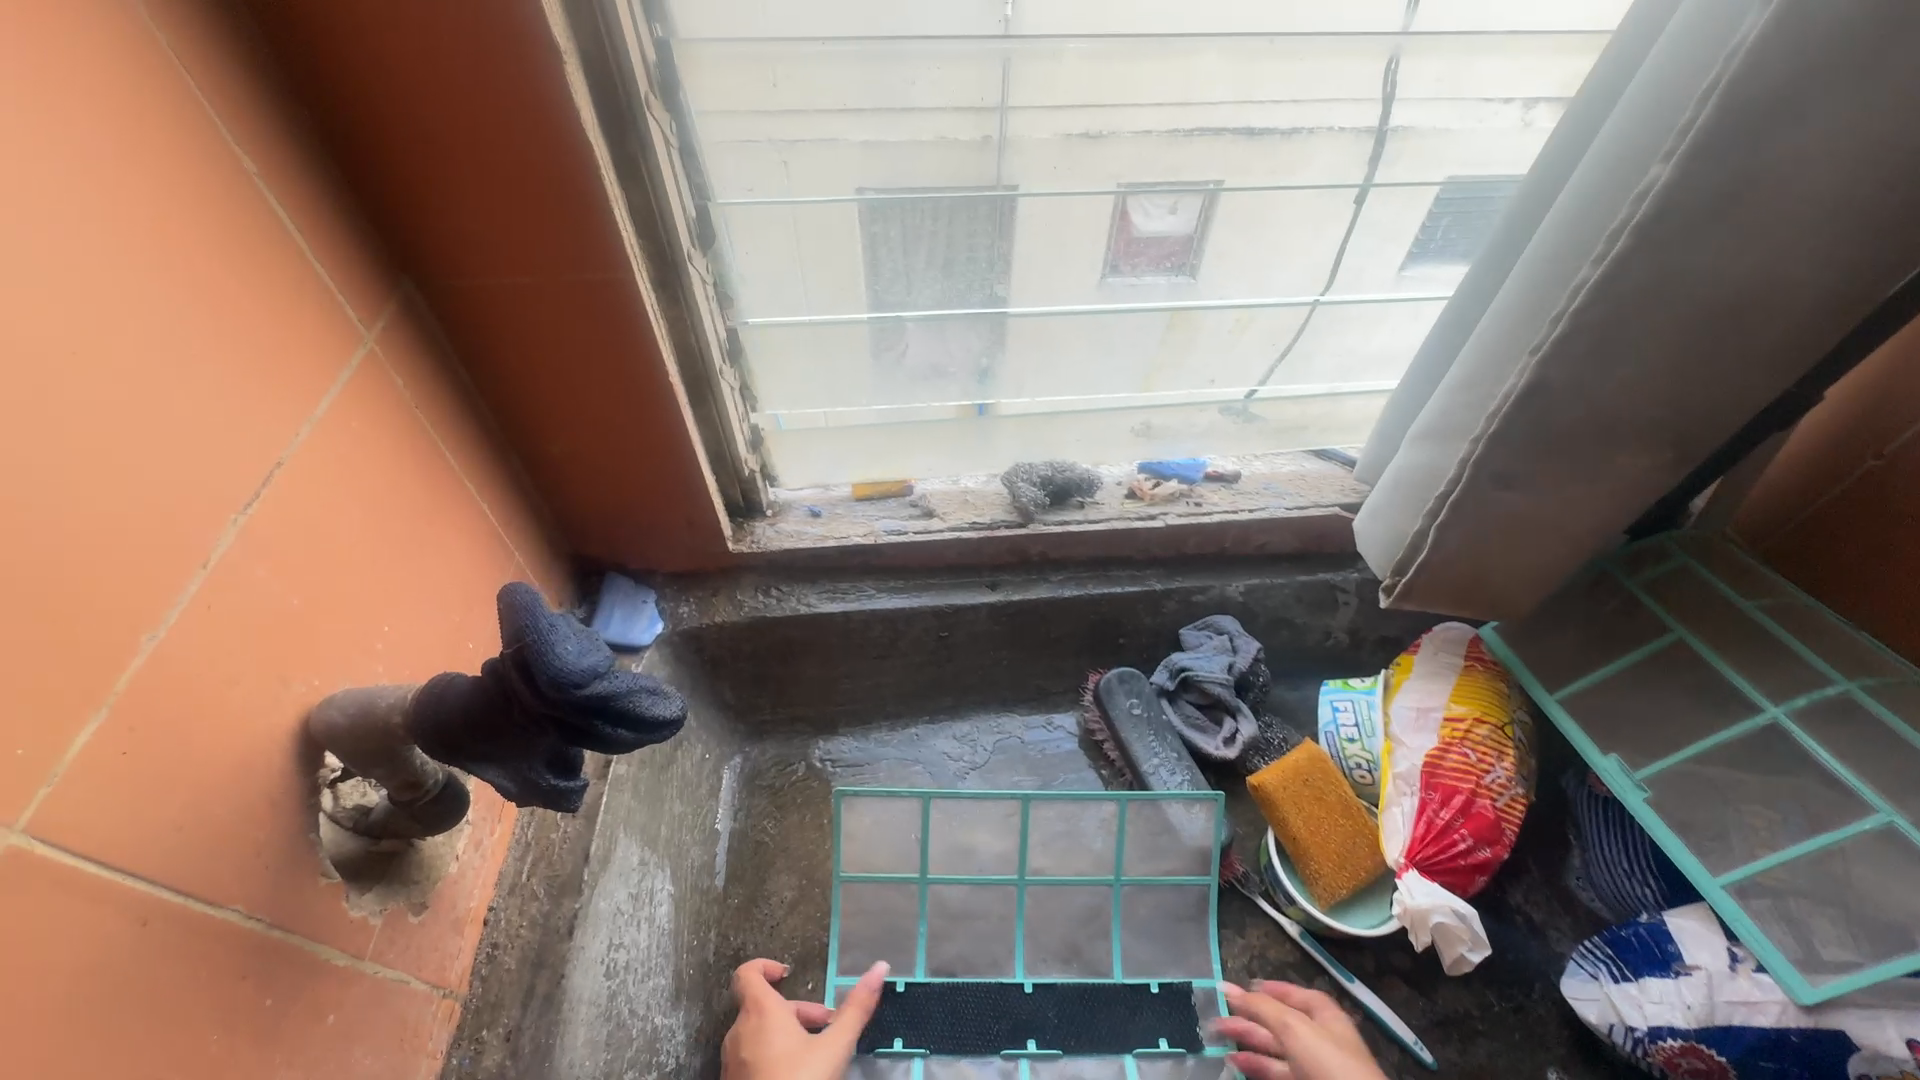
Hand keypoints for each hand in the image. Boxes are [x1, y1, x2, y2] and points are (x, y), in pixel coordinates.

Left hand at [721, 958, 888, 1079]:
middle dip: (798, 1011)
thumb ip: (857, 1006)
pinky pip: (753, 1056)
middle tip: (828, 1027)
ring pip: (760, 1033)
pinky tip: (798, 1074)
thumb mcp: (835, 1046)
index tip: (789, 974)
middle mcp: (739, 1031)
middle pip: (765, 1006)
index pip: (747, 973)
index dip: (766, 966)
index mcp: (760, 1012)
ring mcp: (732, 1060)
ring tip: (818, 1053)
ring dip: (788, 1034)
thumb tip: (880, 966)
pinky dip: (774, 1054)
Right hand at [1211, 980, 1389, 1079]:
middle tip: (1217, 1012)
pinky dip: (1254, 1065)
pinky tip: (1233, 1061)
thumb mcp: (1293, 1027)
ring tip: (1217, 1035)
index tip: (1242, 987)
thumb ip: (1260, 1007)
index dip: (1270, 989)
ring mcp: (1312, 1066)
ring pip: (1274, 1048)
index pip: (1295, 995)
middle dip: (1249, 1015)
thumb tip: (1226, 986)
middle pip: (1279, 1021)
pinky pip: (1275, 1071)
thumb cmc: (1328, 1063)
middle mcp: (1319, 1038)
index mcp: (1323, 1015)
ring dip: (1246, 1040)